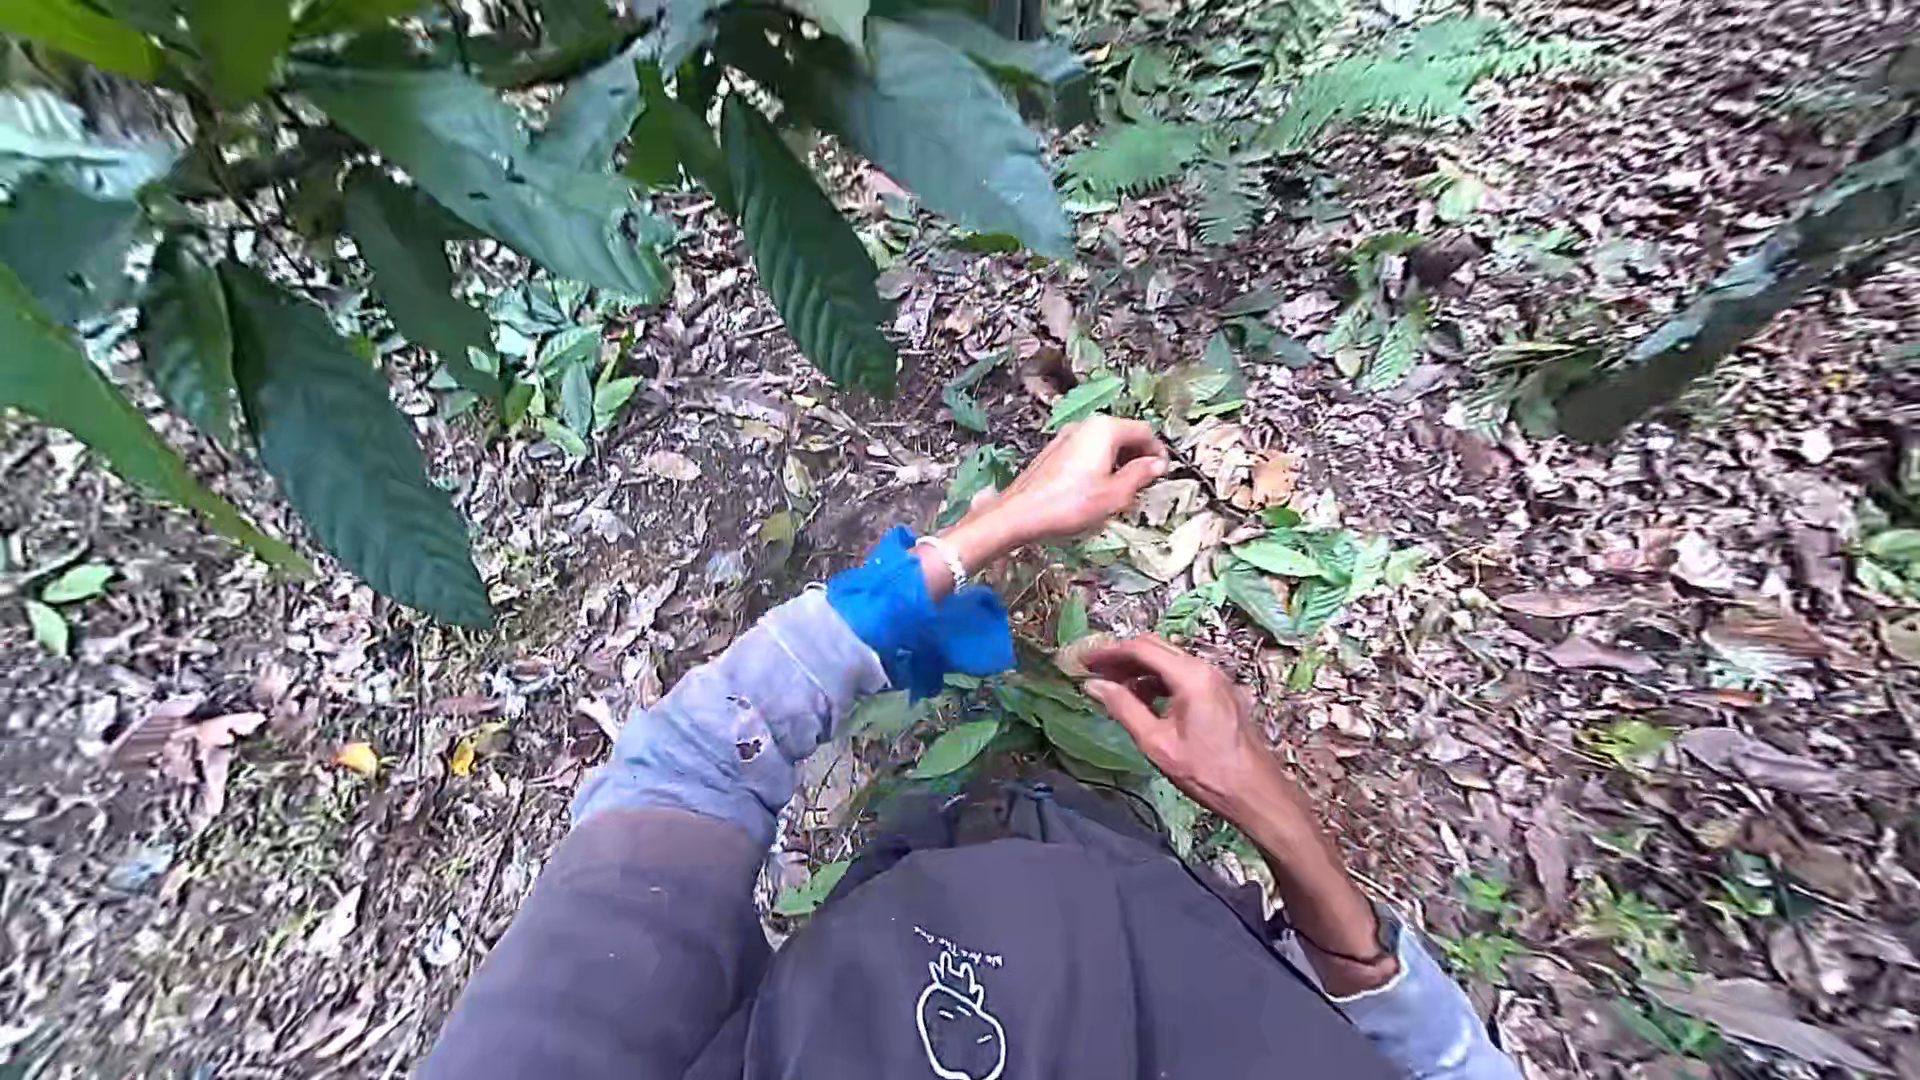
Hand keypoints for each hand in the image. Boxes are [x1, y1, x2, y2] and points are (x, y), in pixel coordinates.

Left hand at [954, 417, 1169, 557]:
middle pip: (1123, 434)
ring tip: (1121, 490)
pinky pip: (1085, 452)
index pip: (1144, 431)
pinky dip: (1098, 465)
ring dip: (1118, 462)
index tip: (1161, 472)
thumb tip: (1156, 465)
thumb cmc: (1066, 505)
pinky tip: (1095, 489)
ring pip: (1104, 443)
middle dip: (1137, 457)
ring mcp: (1066, 438)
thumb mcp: (1115, 495)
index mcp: (1104, 430)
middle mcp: (1084, 426)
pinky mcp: (1053, 452)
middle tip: (1144, 482)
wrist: (1019, 514)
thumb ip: (1140, 476)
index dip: (1157, 452)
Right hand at [1080, 635, 1399, 993]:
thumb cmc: (1206, 772)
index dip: (1106, 652)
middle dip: (1120, 657)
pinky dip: (1155, 680)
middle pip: (1153, 648)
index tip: (1081, 661)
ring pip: (1166, 660)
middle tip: (1092, 673)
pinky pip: (1179, 674)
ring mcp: (1215, 678)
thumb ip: (1122, 707)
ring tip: (1112, 689)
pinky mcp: (1219, 692)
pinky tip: (1142, 701)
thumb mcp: (1155, 742)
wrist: (1258, 796)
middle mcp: (1204, 668)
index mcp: (1190, 675)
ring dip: (1137, 670)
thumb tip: (1092, 685)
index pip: (1139, 648)